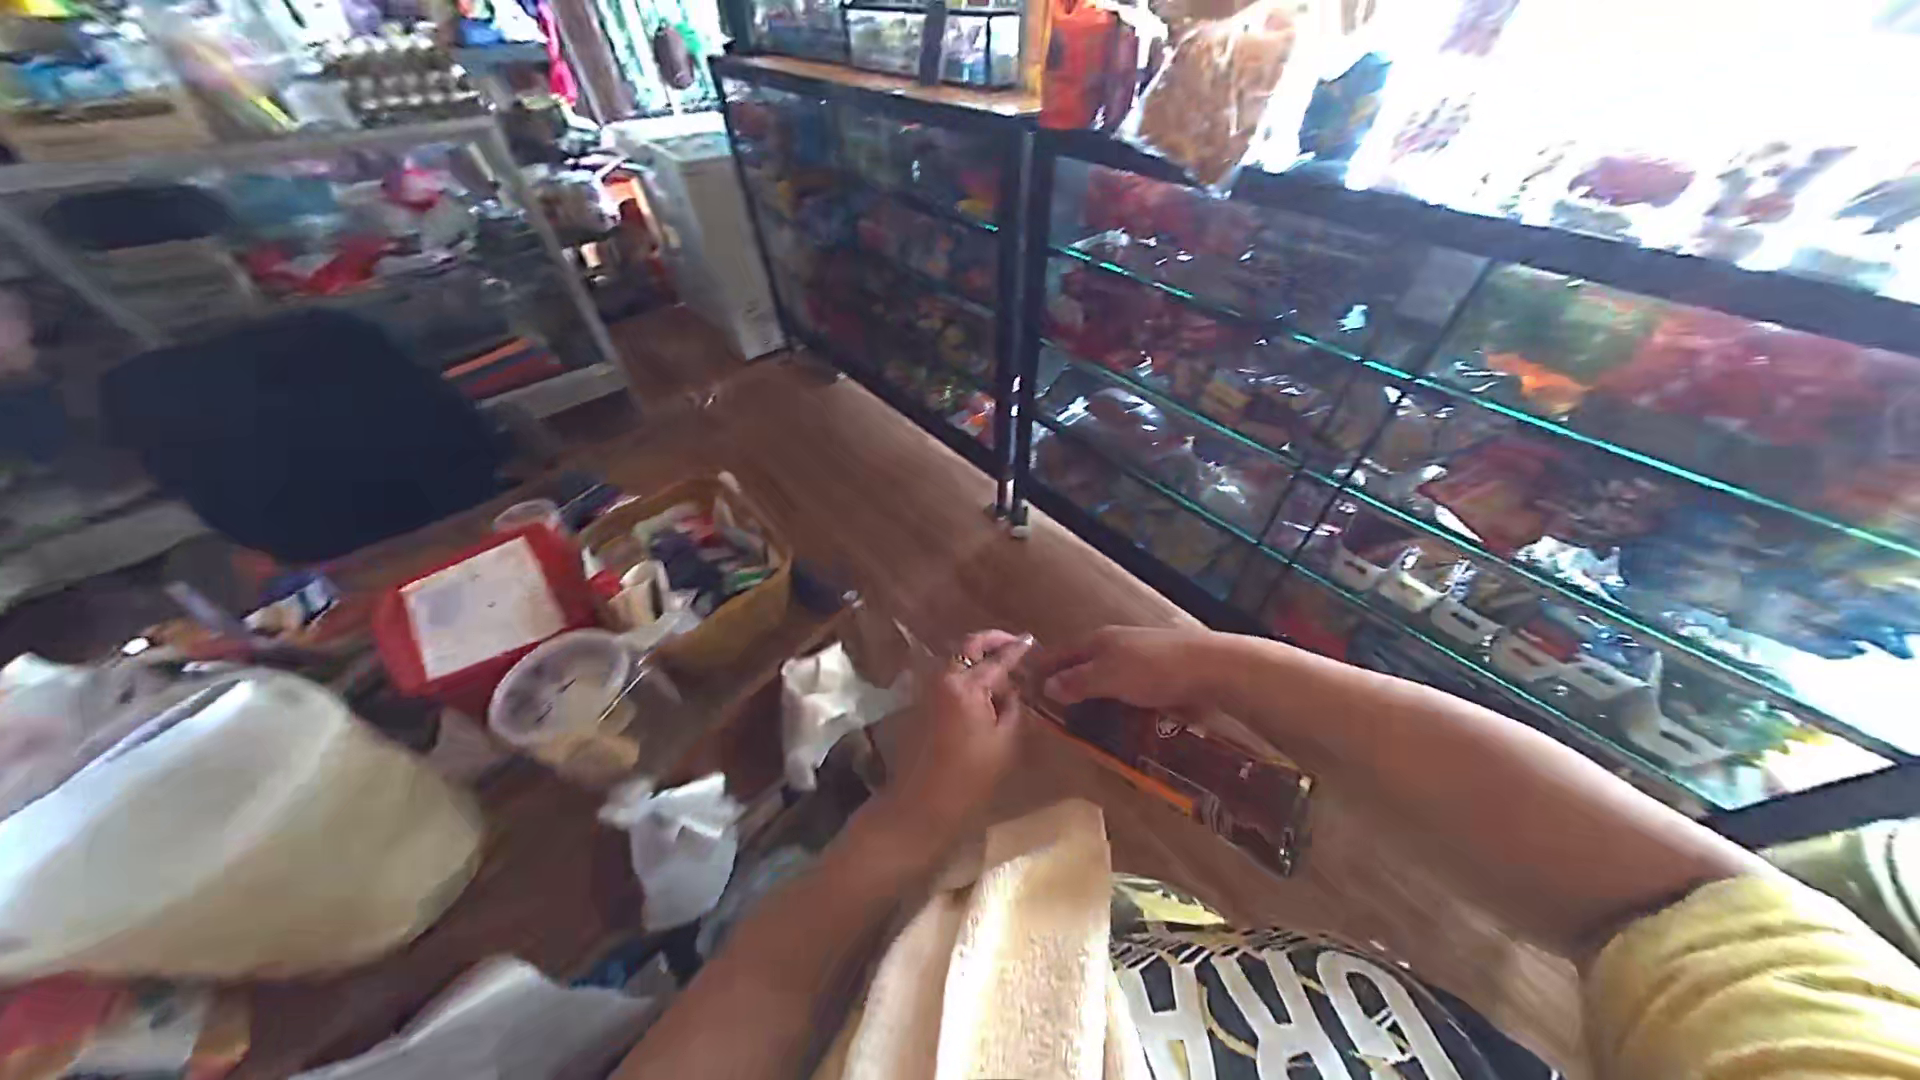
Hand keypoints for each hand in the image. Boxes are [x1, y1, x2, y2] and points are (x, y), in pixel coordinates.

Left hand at [875, 630, 1031, 850]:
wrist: (921, 800)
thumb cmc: (970, 776)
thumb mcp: (1004, 742)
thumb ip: (1011, 706)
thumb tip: (1012, 687)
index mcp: (967, 686)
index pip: (997, 659)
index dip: (1016, 649)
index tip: (1030, 640)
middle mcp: (944, 677)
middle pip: (969, 644)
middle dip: (992, 640)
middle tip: (1014, 643)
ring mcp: (928, 686)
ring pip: (955, 656)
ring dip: (977, 653)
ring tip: (1000, 663)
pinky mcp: (920, 698)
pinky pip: (946, 672)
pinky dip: (964, 668)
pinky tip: (980, 683)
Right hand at [1035, 626, 1224, 713]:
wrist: (1213, 668)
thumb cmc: (1154, 670)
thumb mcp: (1108, 677)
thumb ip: (1077, 682)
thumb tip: (1045, 686)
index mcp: (1098, 641)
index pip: (1059, 654)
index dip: (1041, 669)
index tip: (1025, 689)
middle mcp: (1116, 645)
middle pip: (1082, 666)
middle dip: (1066, 686)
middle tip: (1053, 714)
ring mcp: (1139, 659)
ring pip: (1106, 679)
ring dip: (1094, 697)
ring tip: (1083, 724)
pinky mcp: (1160, 676)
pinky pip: (1129, 691)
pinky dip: (1118, 704)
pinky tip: (1120, 721)